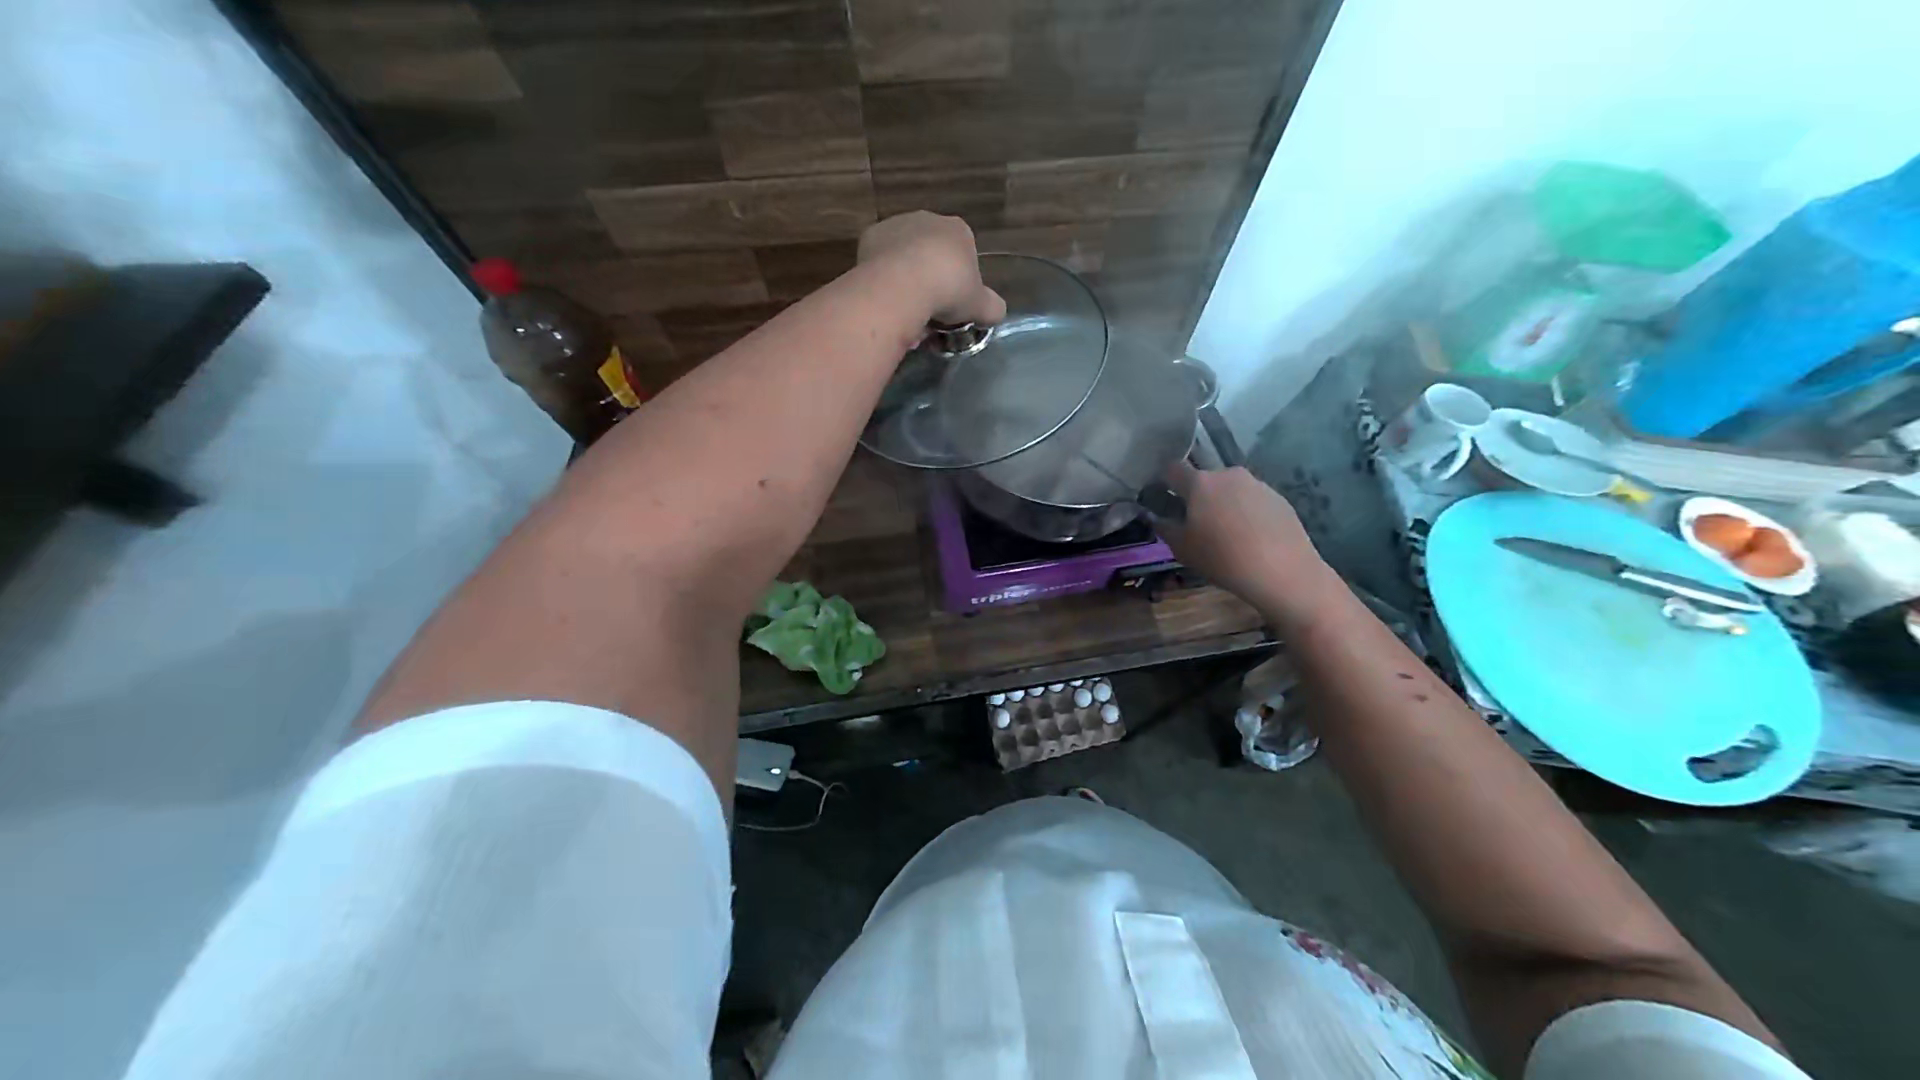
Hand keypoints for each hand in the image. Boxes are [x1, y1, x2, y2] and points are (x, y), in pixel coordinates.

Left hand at [857, 211, 1005, 327]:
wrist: (904, 284)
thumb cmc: (949, 289)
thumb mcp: (981, 306)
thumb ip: (991, 307)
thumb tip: (996, 312)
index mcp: (958, 229)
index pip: (963, 253)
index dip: (959, 282)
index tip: (954, 305)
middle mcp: (926, 219)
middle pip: (930, 254)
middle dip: (930, 281)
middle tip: (929, 313)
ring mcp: (896, 225)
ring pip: (904, 259)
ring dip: (906, 283)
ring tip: (906, 313)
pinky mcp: (869, 238)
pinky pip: (882, 264)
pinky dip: (885, 281)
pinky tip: (888, 303)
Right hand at [1156, 462, 1344, 627]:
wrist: (1282, 571)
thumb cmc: (1222, 558)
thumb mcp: (1182, 549)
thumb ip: (1164, 527)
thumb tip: (1154, 516)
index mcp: (1200, 483)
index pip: (1173, 468)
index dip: (1164, 481)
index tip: (1163, 498)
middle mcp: (1228, 474)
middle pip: (1205, 479)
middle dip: (1198, 496)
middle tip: (1198, 523)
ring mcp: (1257, 484)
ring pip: (1231, 489)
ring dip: (1224, 503)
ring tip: (1229, 533)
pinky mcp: (1279, 497)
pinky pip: (1253, 499)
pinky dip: (1247, 512)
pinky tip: (1252, 537)